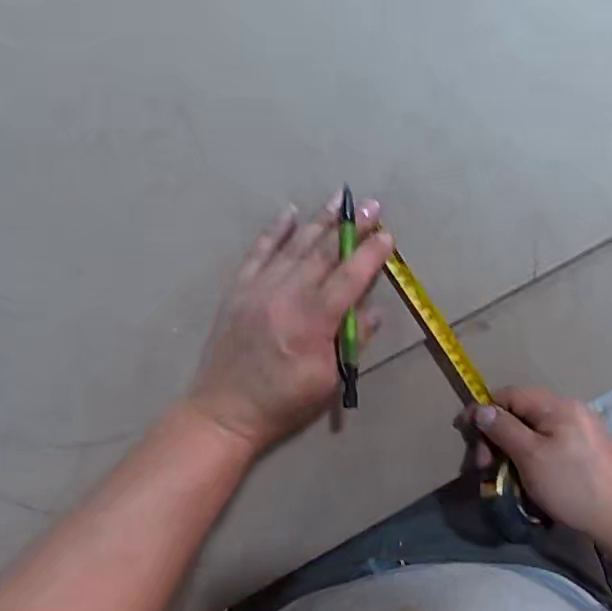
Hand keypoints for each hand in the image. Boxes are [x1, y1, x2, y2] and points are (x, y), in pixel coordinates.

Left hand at [185, 194, 394, 451]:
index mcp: (313, 321)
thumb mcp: (328, 382)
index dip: (371, 255)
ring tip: (339, 199)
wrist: (224, 411)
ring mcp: (258, 289)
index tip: (387, 235)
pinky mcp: (238, 291)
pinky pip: (258, 253)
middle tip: (371, 205)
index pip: (350, 278)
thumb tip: (372, 311)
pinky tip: (289, 213)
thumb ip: (351, 342)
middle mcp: (286, 296)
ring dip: (319, 221)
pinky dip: (274, 232)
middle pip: (324, 253)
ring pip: (294, 247)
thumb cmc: (283, 403)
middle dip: (351, 227)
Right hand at [461, 386, 611, 540]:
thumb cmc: (570, 485)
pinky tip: (526, 475)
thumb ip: (503, 429)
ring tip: (504, 473)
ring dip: (511, 448)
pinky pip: (548, 442)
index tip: (465, 432)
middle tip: (484, 464)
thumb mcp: (530, 456)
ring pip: (532, 429)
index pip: (510, 395)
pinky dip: (530, 454)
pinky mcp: (585, 449)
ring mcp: (580, 429)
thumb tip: (481, 409)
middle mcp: (571, 410)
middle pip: (520, 412)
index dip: (484, 410)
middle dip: (497, 435)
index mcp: (558, 406)